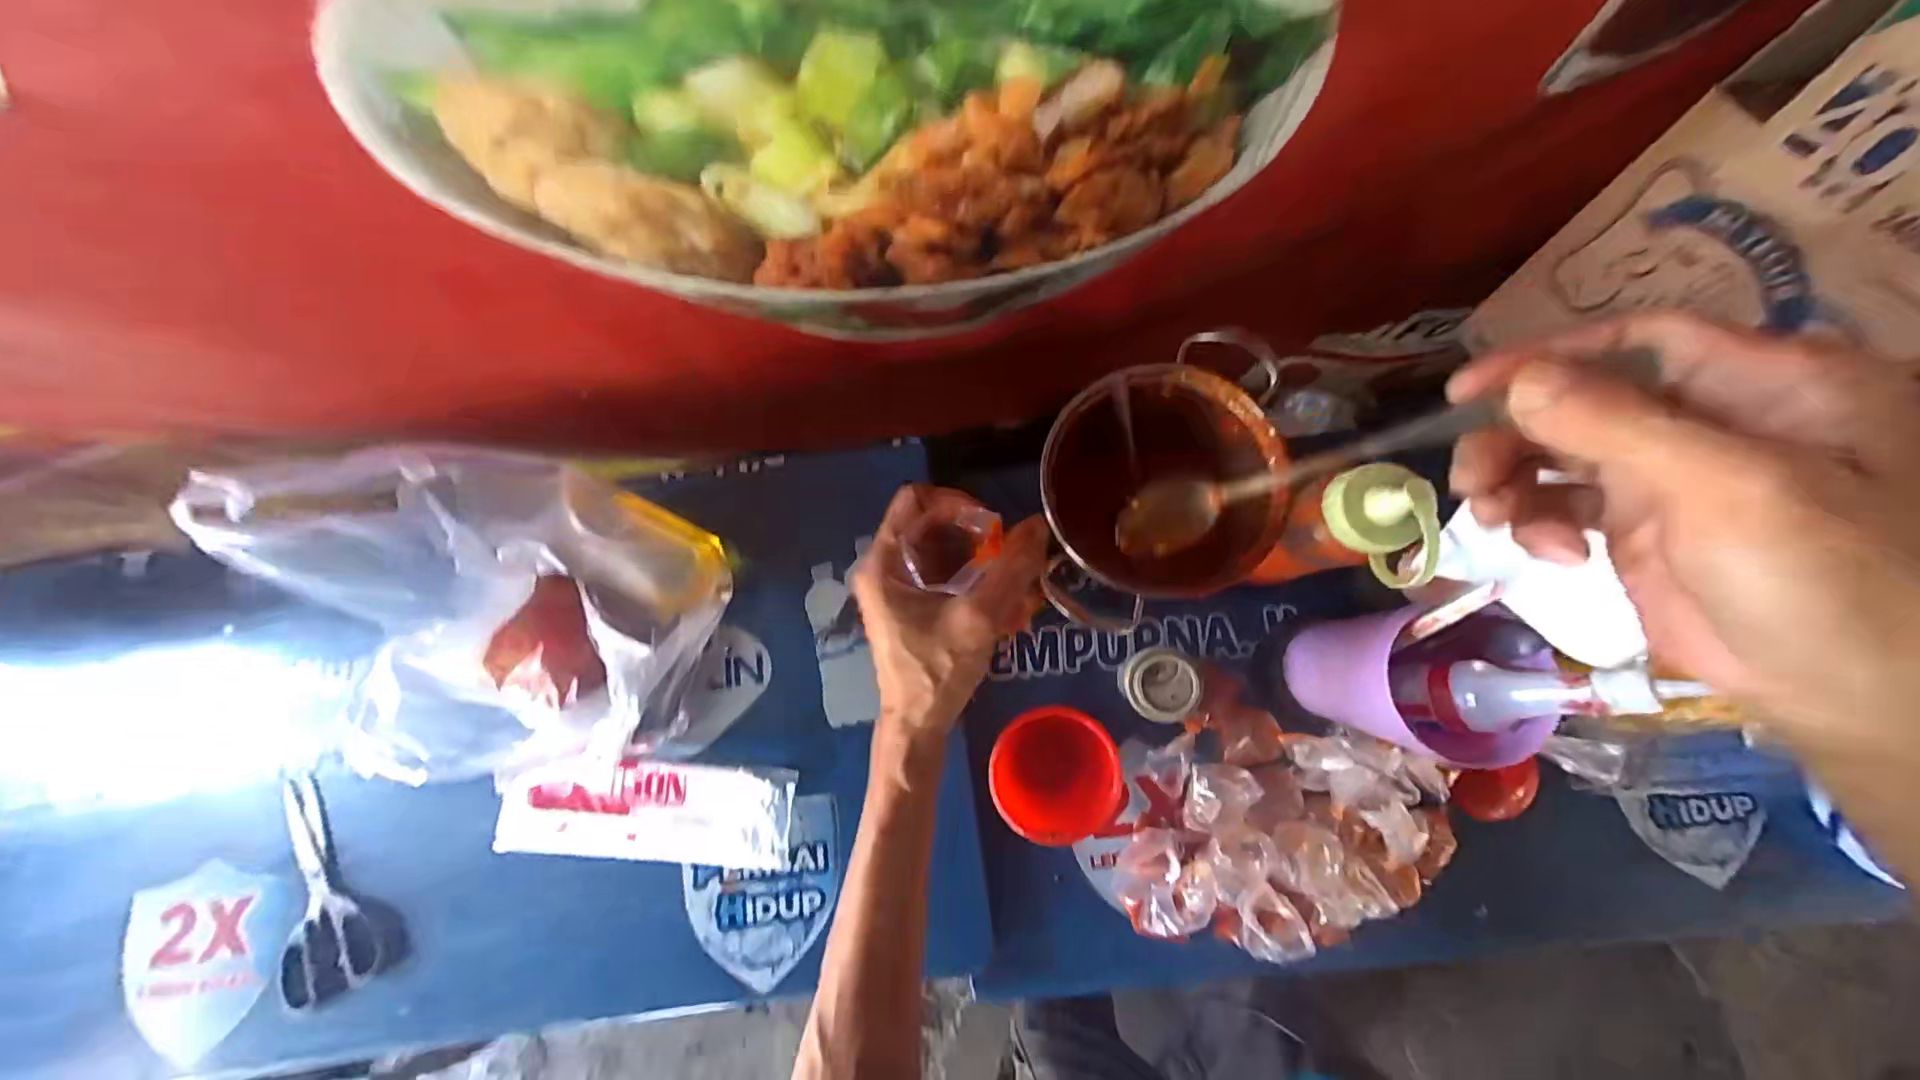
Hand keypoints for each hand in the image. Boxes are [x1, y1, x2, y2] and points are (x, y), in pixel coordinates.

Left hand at [851, 486, 1049, 744]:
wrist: (918, 724)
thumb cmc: (937, 672)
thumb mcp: (979, 618)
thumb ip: (1011, 570)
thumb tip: (1038, 525)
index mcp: (884, 562)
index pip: (915, 499)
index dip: (956, 502)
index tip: (990, 527)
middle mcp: (886, 566)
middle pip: (935, 524)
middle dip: (979, 539)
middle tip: (1009, 559)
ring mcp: (900, 586)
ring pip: (947, 551)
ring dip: (986, 564)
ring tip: (1017, 590)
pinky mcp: (916, 603)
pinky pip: (950, 576)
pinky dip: (980, 584)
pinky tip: (1011, 609)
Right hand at [1448, 312, 1919, 742]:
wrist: (1858, 696)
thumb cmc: (1829, 580)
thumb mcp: (1727, 489)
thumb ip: (1617, 427)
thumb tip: (1519, 382)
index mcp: (1763, 387)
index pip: (1636, 341)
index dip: (1546, 355)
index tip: (1466, 391)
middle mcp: (1710, 423)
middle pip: (1577, 402)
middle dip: (1512, 438)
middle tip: (1471, 480)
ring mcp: (1670, 478)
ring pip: (1557, 455)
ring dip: (1510, 482)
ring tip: (1493, 518)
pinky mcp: (1639, 528)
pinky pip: (1562, 504)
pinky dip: (1539, 523)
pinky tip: (1553, 555)